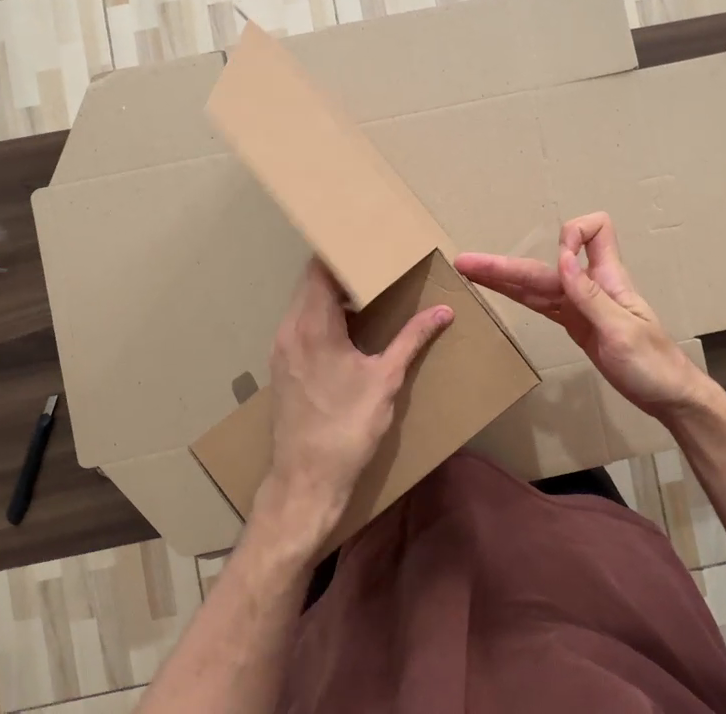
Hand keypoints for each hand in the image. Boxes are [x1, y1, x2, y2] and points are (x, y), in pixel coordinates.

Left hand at [259, 261, 454, 537]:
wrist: (305, 481)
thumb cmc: (347, 427)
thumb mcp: (386, 380)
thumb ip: (412, 339)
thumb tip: (443, 311)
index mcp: (312, 325)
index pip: (320, 268)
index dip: (343, 252)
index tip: (370, 244)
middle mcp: (289, 330)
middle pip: (310, 283)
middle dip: (343, 271)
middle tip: (378, 264)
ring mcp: (281, 349)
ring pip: (304, 304)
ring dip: (333, 295)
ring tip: (370, 292)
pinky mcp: (283, 367)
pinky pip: (301, 325)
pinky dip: (324, 317)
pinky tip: (352, 329)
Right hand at [455, 213, 713, 418]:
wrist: (668, 396)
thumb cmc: (654, 364)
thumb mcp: (624, 332)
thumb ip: (591, 296)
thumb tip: (562, 259)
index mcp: (610, 280)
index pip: (596, 230)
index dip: (574, 233)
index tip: (561, 256)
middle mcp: (593, 286)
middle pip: (545, 264)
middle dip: (508, 263)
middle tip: (466, 262)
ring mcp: (582, 306)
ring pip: (537, 285)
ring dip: (504, 279)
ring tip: (468, 273)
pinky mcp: (576, 325)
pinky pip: (542, 306)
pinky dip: (519, 298)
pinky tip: (497, 294)